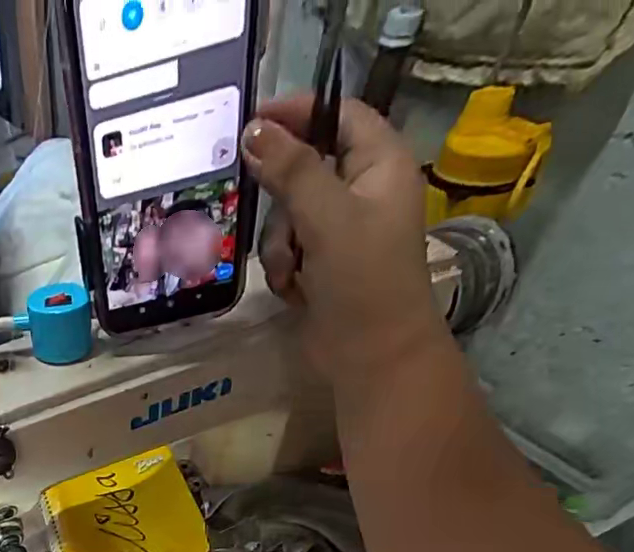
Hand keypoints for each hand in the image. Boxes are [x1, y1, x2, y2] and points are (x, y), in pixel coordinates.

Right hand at [244, 94, 449, 378]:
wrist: (372, 356)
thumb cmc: (362, 279)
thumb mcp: (327, 216)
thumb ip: (291, 169)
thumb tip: (254, 130)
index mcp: (380, 166)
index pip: (339, 115)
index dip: (299, 112)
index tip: (252, 122)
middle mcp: (361, 193)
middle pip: (304, 169)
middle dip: (284, 202)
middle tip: (272, 215)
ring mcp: (340, 233)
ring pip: (287, 216)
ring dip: (281, 245)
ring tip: (294, 272)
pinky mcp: (321, 267)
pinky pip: (286, 250)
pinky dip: (284, 269)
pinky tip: (295, 290)